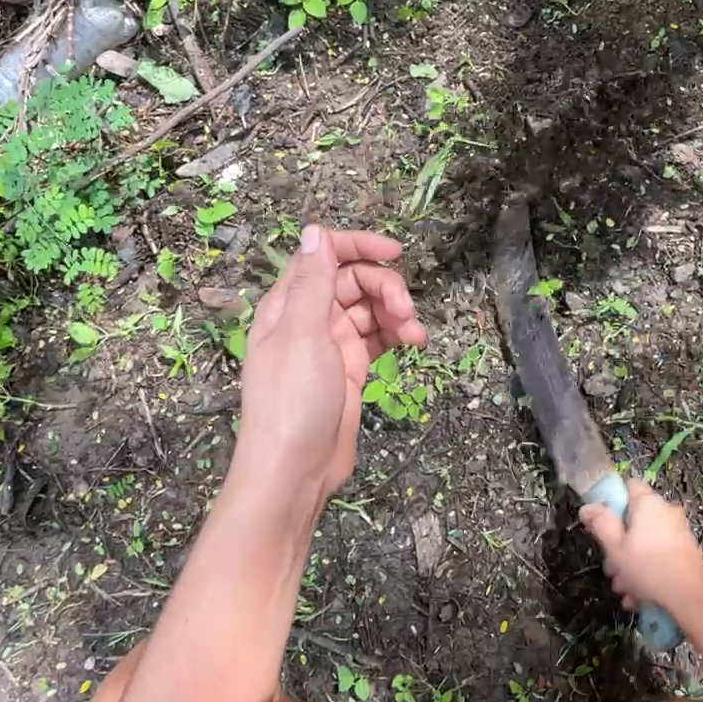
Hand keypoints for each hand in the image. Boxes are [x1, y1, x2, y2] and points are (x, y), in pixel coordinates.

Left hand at [235, 226, 427, 498]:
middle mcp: (309, 318)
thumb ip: (313, 282)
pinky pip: (379, 336)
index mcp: (288, 304)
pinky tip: (415, 343)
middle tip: (407, 312)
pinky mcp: (351, 367)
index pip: (323, 255)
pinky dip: (397, 334)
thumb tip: (315, 230)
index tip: (395, 252)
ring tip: (414, 335)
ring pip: (370, 308)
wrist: (295, 471)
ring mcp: (331, 344)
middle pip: (353, 280)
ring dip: (396, 312)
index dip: (357, 246)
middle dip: (385, 287)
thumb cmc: (292, 401)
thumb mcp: (303, 335)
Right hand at [578, 479, 702, 615]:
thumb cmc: (649, 568)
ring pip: (647, 542)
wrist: (692, 596)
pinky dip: (649, 571)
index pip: (629, 486)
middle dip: (620, 545)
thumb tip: (587, 508)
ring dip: (632, 564)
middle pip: (636, 519)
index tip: (603, 523)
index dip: (613, 501)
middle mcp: (666, 511)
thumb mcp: (616, 547)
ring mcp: (678, 531)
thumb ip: (601, 524)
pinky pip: (660, 555)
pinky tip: (640, 597)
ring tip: (624, 590)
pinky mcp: (686, 551)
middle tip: (611, 569)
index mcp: (648, 503)